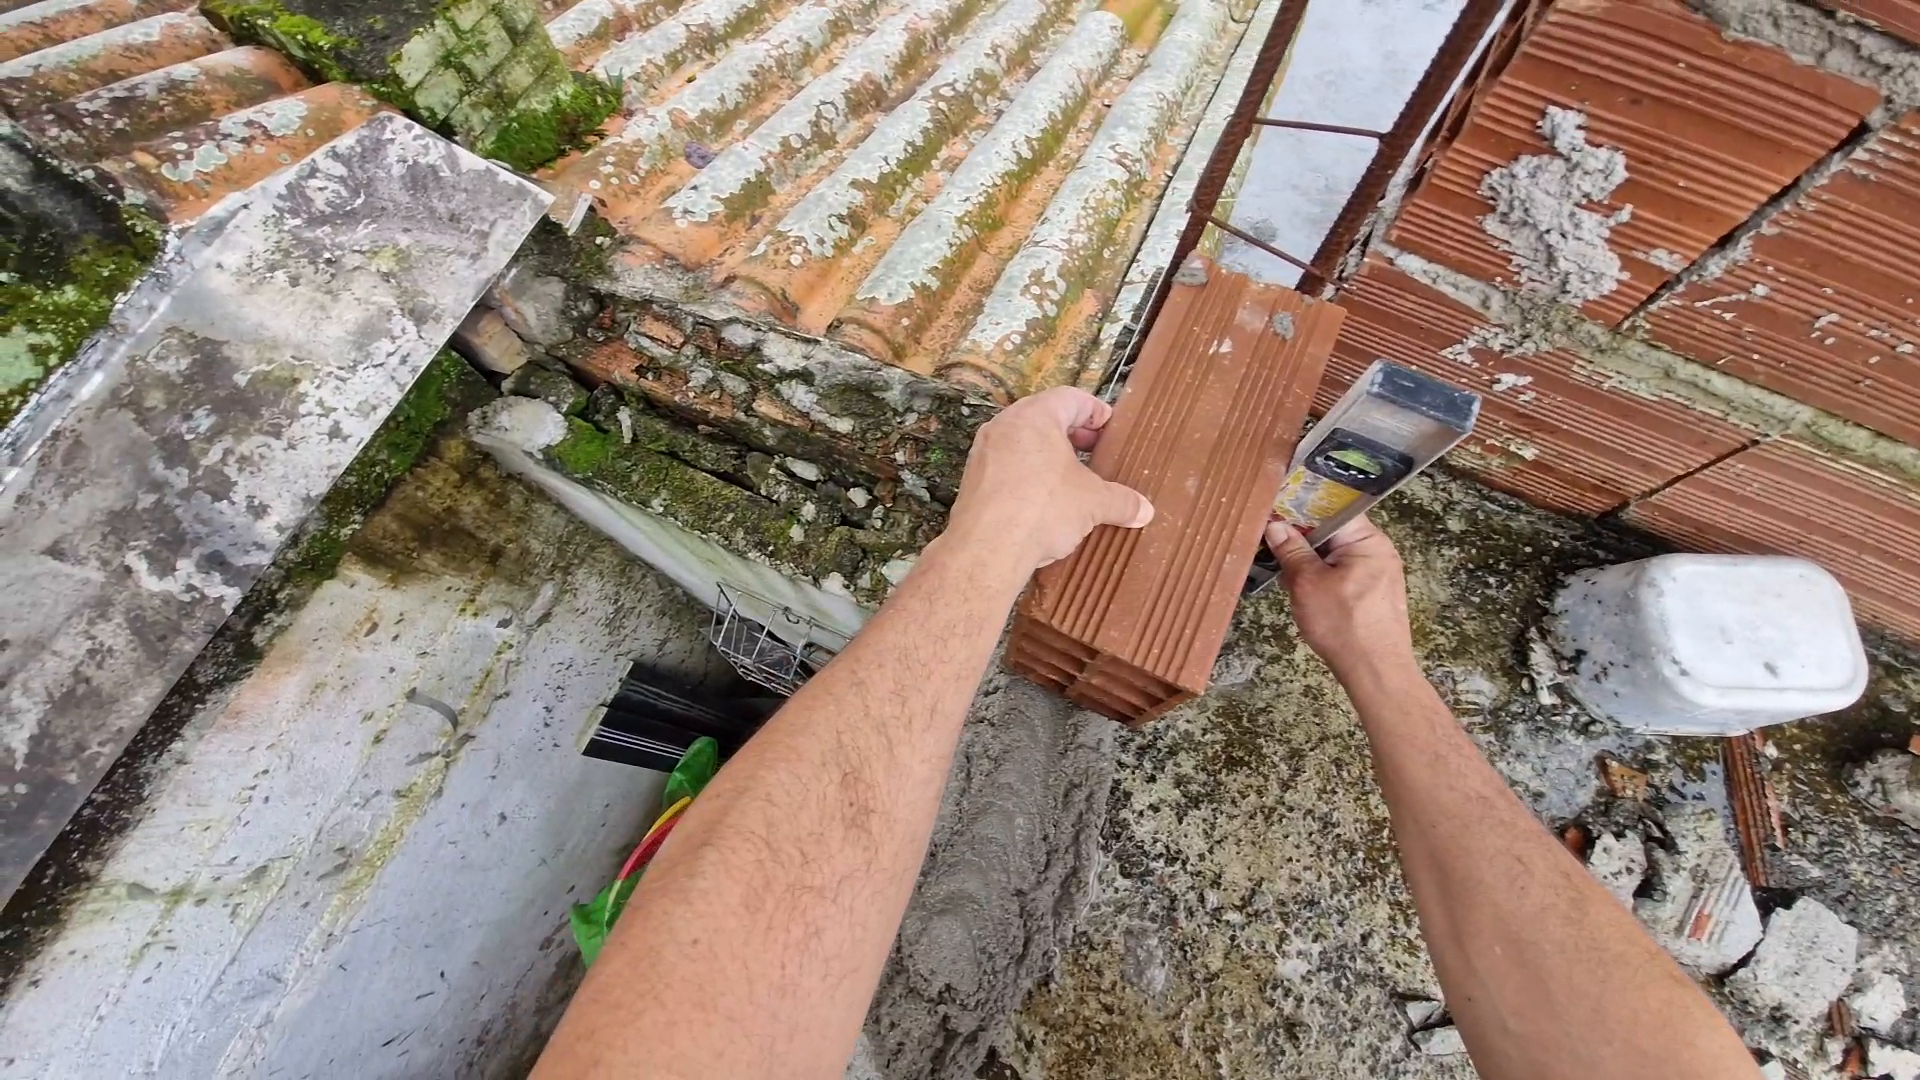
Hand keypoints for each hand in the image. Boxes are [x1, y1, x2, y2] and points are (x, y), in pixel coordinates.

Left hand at [946, 386, 1153, 570]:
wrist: (987, 547)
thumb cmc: (1043, 509)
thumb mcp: (1093, 503)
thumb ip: (1121, 501)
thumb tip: (1145, 510)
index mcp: (1035, 416)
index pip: (1071, 397)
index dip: (1095, 410)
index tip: (1108, 427)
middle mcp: (1004, 426)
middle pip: (1043, 417)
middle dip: (1071, 434)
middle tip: (1092, 451)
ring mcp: (983, 452)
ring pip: (1021, 442)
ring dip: (1046, 456)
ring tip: (1069, 479)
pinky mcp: (972, 480)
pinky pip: (1004, 467)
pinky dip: (1025, 475)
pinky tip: (1041, 501)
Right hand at [1265, 516, 1414, 681]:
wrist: (1373, 669)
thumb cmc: (1342, 624)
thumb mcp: (1307, 583)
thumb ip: (1291, 550)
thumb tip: (1276, 525)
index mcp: (1367, 541)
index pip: (1331, 509)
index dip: (1301, 507)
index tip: (1272, 509)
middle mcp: (1377, 550)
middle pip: (1332, 530)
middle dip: (1301, 536)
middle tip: (1271, 542)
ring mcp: (1377, 572)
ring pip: (1333, 552)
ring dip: (1307, 558)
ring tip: (1283, 568)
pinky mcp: (1371, 591)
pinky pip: (1340, 571)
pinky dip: (1319, 574)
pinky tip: (1301, 587)